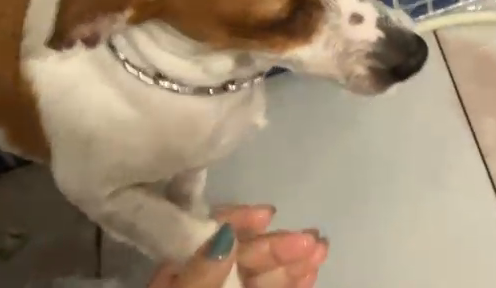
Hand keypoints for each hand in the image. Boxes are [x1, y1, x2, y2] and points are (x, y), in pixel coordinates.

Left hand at [148, 205, 327, 287]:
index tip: (269, 215)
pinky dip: (290, 287)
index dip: (237, 220)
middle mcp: (200, 287)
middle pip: (239, 257)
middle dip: (276, 246)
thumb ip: (199, 279)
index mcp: (176, 281)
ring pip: (258, 277)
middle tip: (311, 242)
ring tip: (319, 253)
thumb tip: (225, 233)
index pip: (204, 236)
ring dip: (290, 263)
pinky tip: (309, 278)